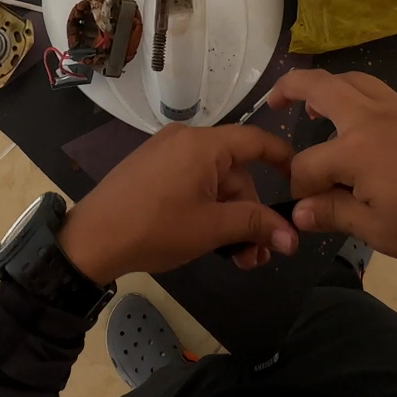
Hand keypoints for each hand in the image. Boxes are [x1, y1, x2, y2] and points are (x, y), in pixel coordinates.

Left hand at [57, 124, 300, 282]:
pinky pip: (192, 181)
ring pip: (214, 180)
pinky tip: (210, 239)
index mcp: (203, 143)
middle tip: (257, 255)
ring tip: (236, 258)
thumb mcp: (211, 228)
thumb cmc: (156, 227)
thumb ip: (254, 226)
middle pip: (235, 170)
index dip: (283, 157)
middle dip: (250, 212)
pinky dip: (207, 207)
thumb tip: (292, 236)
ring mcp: (167, 151)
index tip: (303, 180)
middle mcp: (186, 138)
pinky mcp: (153, 166)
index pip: (256, 140)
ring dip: (229, 216)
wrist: (93, 237)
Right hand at [269, 69, 396, 268]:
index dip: (300, 187)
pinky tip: (363, 122)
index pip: (308, 164)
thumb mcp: (380, 232)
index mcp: (356, 149)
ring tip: (315, 104)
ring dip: (327, 86)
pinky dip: (358, 96)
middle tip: (274, 100)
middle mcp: (370, 117)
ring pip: (352, 79)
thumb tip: (299, 211)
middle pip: (320, 87)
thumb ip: (334, 214)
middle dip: (290, 88)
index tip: (305, 207)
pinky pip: (379, 91)